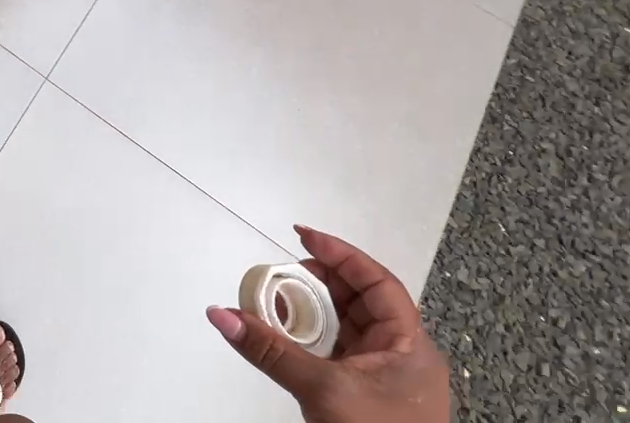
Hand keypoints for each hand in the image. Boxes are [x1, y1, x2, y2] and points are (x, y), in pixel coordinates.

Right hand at [206, 226, 449, 422]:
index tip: (301, 235)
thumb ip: (269, 349)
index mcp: (410, 347)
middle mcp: (403, 356)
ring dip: (313, 307)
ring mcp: (387, 378)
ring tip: (278, 296)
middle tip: (283, 267)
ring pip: (349, 325)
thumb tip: (219, 313)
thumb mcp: (322, 390)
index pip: (378, 283)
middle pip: (362, 300)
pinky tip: (287, 333)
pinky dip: (312, 334)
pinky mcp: (368, 395)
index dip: (341, 254)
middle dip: (321, 278)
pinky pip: (339, 348)